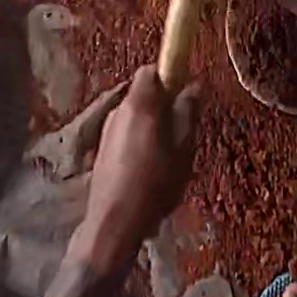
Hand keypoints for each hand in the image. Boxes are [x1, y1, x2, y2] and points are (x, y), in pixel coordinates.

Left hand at [73, 65, 199, 271]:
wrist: (113, 227)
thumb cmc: (154, 183)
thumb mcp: (183, 147)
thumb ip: (188, 112)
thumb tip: (194, 86)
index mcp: (139, 105)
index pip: (150, 69)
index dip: (169, 74)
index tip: (185, 91)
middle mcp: (118, 112)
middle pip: (144, 94)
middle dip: (164, 104)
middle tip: (184, 127)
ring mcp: (107, 133)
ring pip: (136, 116)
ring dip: (153, 125)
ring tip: (170, 154)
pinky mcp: (102, 153)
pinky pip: (127, 134)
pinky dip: (141, 141)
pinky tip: (152, 169)